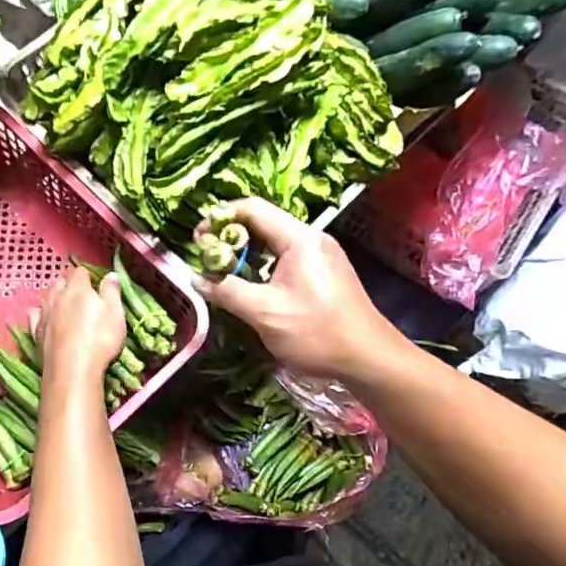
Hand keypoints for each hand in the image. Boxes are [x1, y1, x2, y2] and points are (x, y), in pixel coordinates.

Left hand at [36, 267, 126, 385]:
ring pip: (47, 297)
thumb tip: (111, 274)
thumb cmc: (100, 338)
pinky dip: (41, 313)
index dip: (87, 276)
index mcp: (78, 289)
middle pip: (60, 282)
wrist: (73, 369)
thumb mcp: (115, 313)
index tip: (95, 284)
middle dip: (69, 284)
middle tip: (81, 294)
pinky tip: (45, 318)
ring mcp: (44, 314)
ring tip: (64, 305)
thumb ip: (112, 291)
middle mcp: (57, 297)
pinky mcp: (36, 332)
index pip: (79, 272)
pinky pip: (35, 315)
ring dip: (55, 297)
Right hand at [200, 198, 405, 381]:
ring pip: (274, 244)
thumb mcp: (264, 313)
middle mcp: (312, 239)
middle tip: (207, 261)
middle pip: (263, 223)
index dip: (220, 218)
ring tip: (223, 276)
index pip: (252, 208)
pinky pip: (287, 260)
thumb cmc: (317, 332)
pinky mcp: (324, 275)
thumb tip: (197, 279)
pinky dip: (264, 269)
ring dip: (246, 256)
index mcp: (299, 238)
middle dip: (230, 239)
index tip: (197, 240)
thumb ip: (227, 292)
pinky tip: (251, 289)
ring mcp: (321, 256)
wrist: (368, 358)